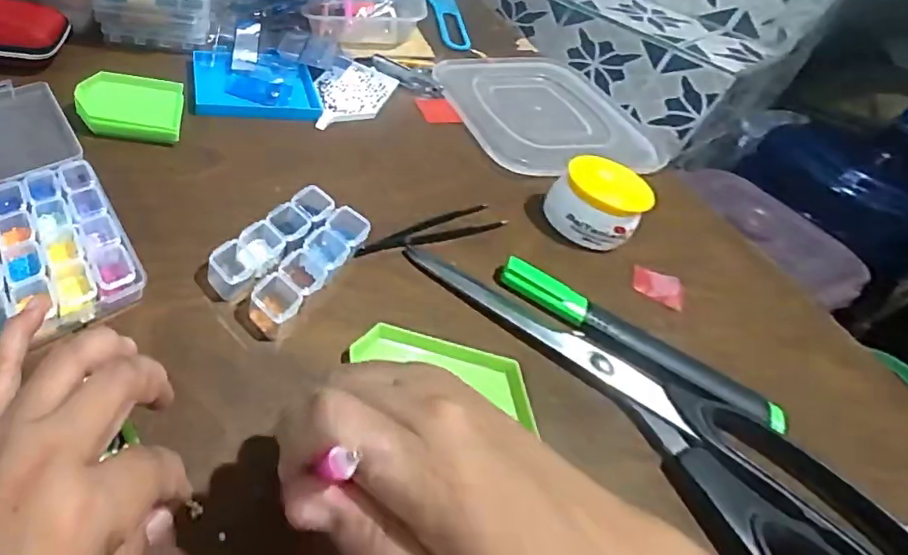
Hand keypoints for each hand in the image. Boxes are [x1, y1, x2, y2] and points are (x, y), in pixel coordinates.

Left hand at [0, 297, 190, 554]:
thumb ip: (128, 550)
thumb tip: (160, 515)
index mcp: (83, 504)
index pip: (151, 468)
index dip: (174, 475)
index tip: (176, 488)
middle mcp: (52, 447)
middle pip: (117, 385)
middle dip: (152, 380)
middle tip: (163, 396)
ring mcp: (10, 426)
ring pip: (68, 358)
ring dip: (104, 344)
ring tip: (127, 348)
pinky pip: (1, 363)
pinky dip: (20, 327)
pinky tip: (40, 302)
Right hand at [276, 361, 705, 554]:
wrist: (613, 554)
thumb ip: (363, 531)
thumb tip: (297, 494)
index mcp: (429, 453)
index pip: (324, 411)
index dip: (294, 449)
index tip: (300, 497)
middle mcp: (428, 396)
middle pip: (329, 385)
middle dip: (307, 433)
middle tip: (320, 491)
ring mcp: (442, 378)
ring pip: (351, 373)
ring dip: (334, 415)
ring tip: (351, 469)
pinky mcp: (454, 378)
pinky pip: (382, 372)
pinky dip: (363, 401)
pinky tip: (384, 446)